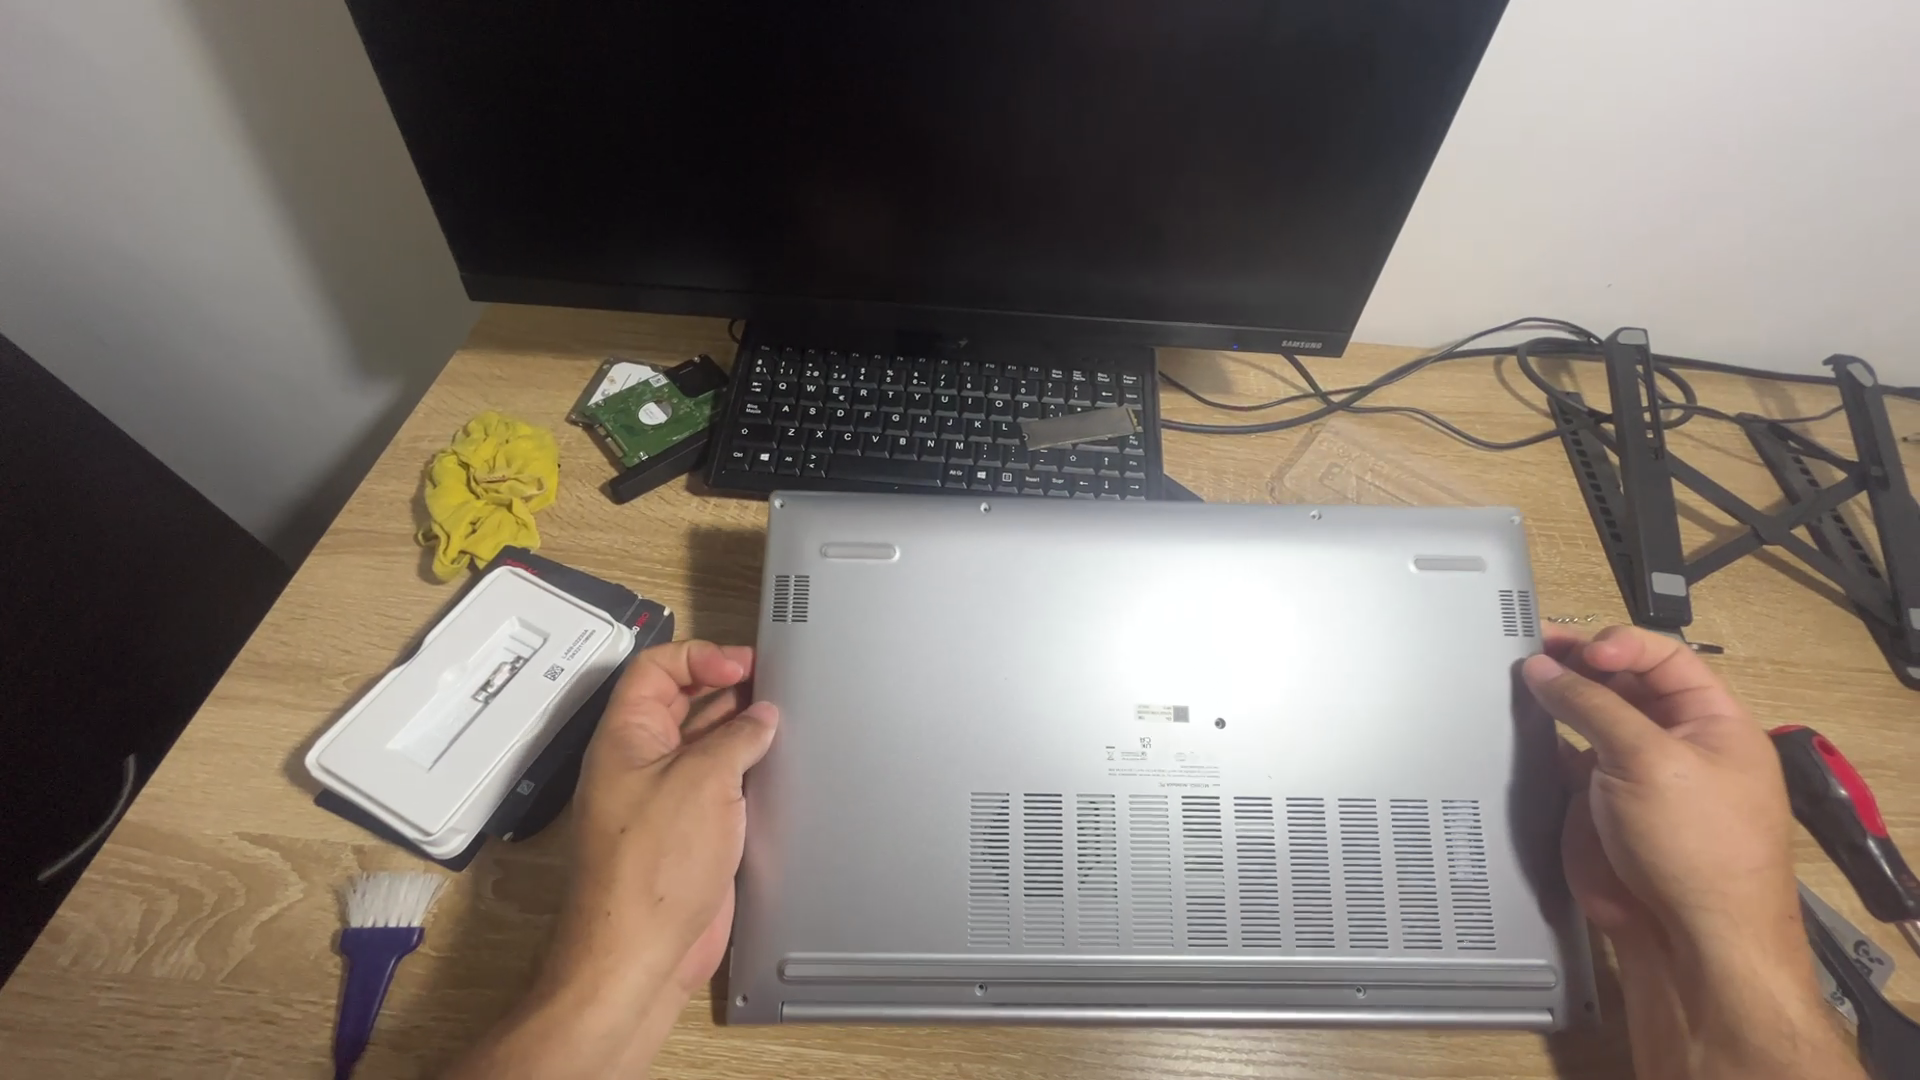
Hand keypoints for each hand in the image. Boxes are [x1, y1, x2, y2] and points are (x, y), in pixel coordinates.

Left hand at [448, 640, 778, 1079]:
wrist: (641, 955)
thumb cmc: (656, 861)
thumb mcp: (703, 779)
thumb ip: (738, 736)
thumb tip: (763, 716)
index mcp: (627, 737)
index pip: (656, 669)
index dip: (699, 656)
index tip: (743, 666)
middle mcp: (644, 759)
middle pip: (685, 700)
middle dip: (727, 686)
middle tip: (774, 683)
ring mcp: (669, 793)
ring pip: (707, 739)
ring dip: (742, 725)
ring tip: (785, 717)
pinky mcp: (693, 825)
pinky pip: (722, 778)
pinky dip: (748, 762)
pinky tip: (780, 760)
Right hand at [1527, 624, 1796, 950]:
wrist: (1682, 932)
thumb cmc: (1693, 845)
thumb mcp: (1648, 760)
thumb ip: (1591, 706)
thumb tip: (1540, 667)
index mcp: (1711, 724)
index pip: (1665, 660)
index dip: (1621, 647)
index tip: (1580, 654)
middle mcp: (1672, 738)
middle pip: (1621, 681)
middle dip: (1578, 662)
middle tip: (1531, 650)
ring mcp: (1629, 765)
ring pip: (1587, 711)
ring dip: (1554, 693)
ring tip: (1514, 677)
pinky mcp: (1593, 791)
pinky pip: (1562, 747)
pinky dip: (1537, 730)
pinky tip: (1512, 719)